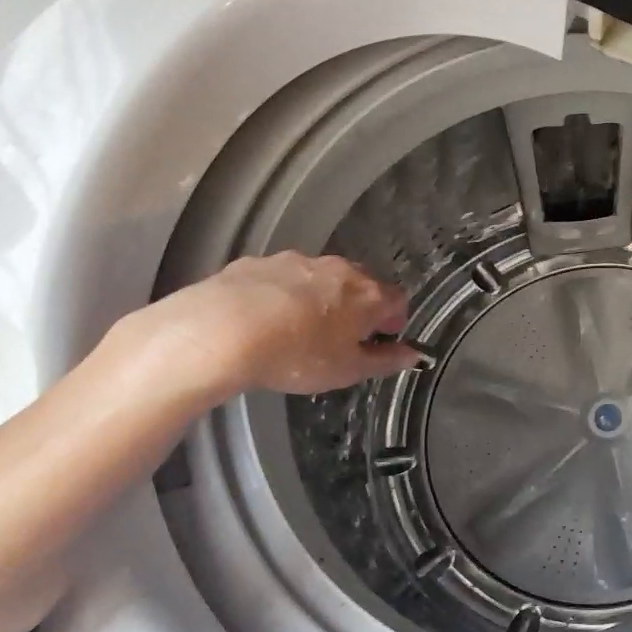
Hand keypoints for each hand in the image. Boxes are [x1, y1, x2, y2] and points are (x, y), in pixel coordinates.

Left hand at [129, 251, 419, 399]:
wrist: (219, 331)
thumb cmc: (297, 355)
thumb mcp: (348, 370)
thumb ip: (385, 361)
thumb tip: (412, 354)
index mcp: (368, 294)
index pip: (397, 300)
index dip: (394, 320)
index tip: (382, 338)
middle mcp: (338, 269)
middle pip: (360, 283)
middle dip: (357, 305)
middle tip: (341, 336)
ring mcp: (295, 261)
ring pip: (318, 278)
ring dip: (319, 297)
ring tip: (298, 328)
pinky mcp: (255, 262)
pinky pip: (279, 278)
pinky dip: (281, 294)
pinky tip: (263, 319)